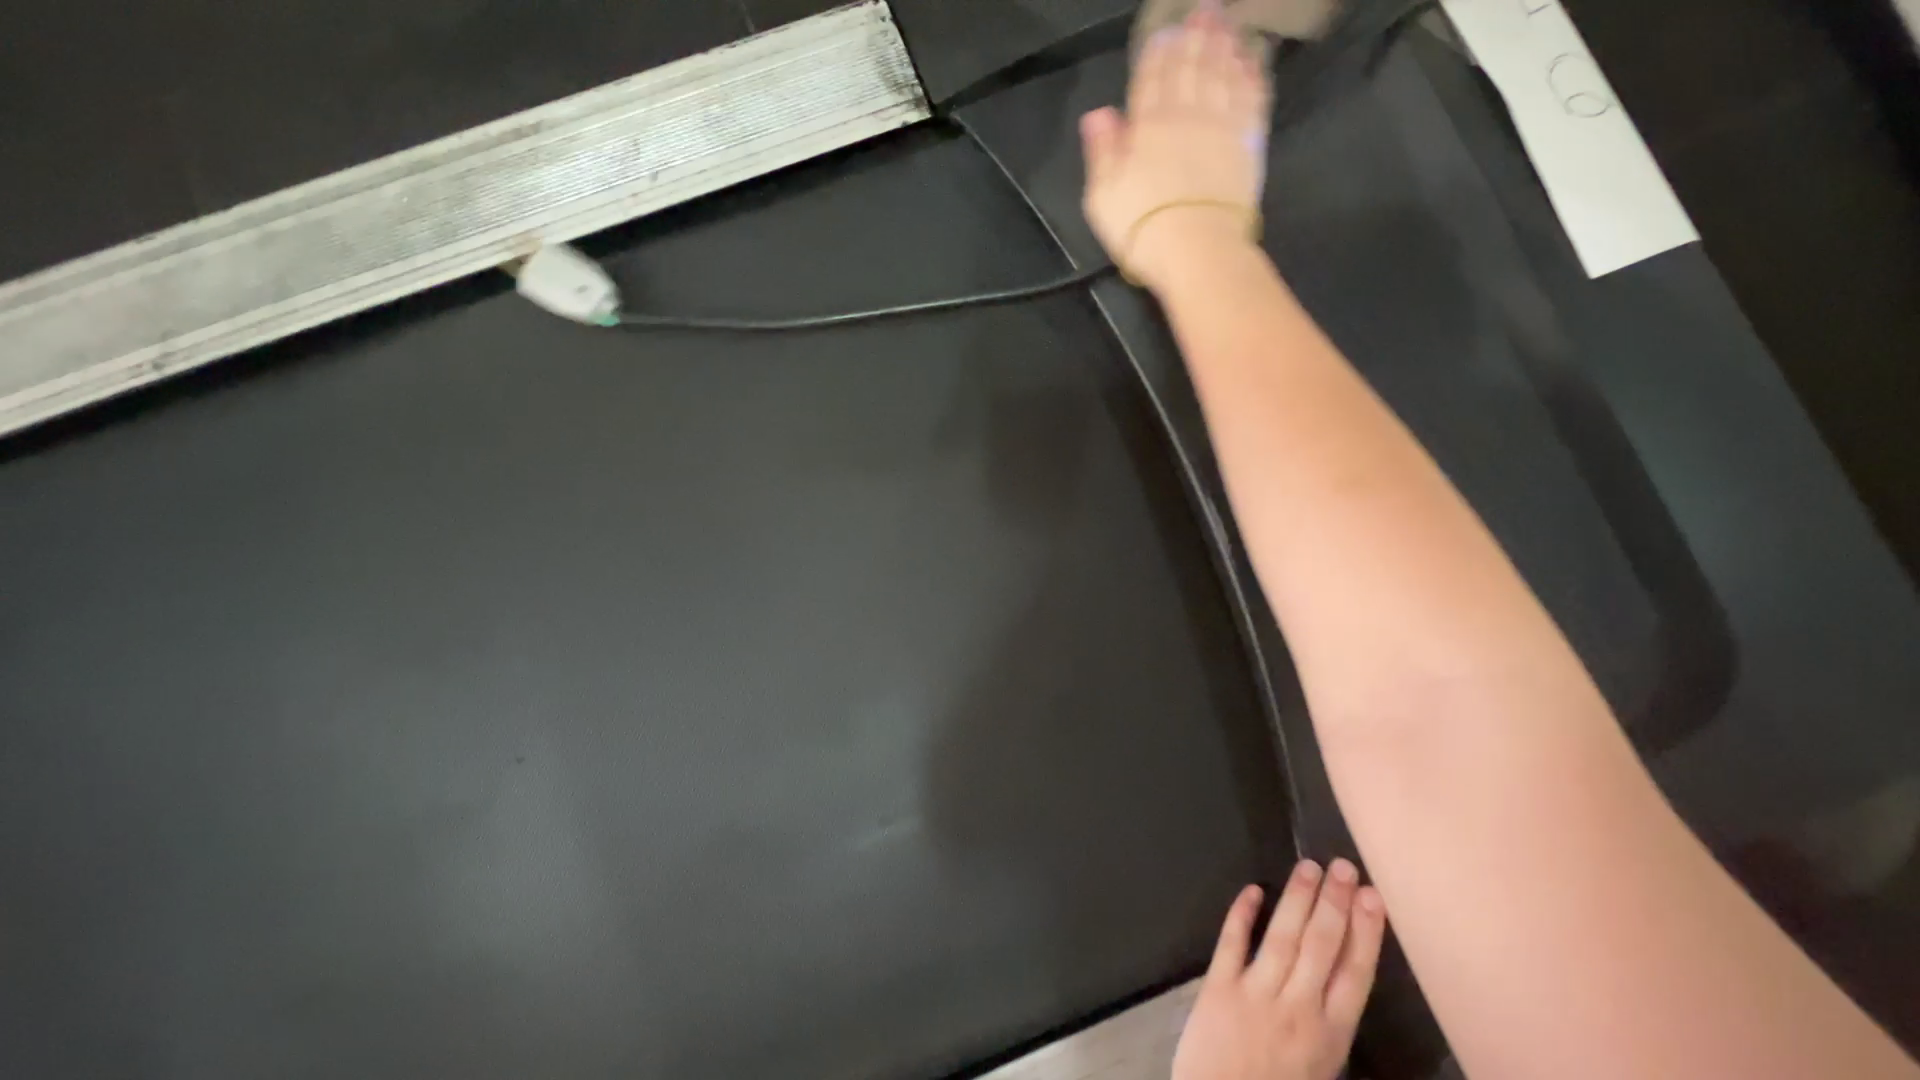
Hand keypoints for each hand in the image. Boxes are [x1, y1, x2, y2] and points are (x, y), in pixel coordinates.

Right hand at [1080, 4, 1271, 292]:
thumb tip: (1097, 114)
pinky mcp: (1250, 142)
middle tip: (1203, 10)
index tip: (1165, 29)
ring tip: (1225, 22)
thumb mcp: (1102, 196)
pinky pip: (1252, 96)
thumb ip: (1101, 151)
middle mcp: (1186, 115)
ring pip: (1223, 72)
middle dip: (1195, 36)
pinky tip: (1251, 58)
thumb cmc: (1142, 227)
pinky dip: (1251, 72)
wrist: (1198, 248)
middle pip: (1191, 66)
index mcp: (1147, 126)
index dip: (1158, 51)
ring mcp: (1222, 125)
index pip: (1151, 78)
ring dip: (1224, 44)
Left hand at [1174, 860, 1387, 1079]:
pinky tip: (1254, 889)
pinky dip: (1242, 915)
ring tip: (1310, 867)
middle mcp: (1298, 1009)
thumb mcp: (1322, 1071)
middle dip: (1335, 903)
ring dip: (1298, 899)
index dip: (1366, 931)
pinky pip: (1232, 944)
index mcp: (1330, 1034)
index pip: (1355, 973)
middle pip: (1321, 945)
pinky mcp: (1218, 989)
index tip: (1373, 896)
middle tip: (1344, 866)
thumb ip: (1331, 1027)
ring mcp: (1256, 995)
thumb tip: (1342, 979)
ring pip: (1282, 937)